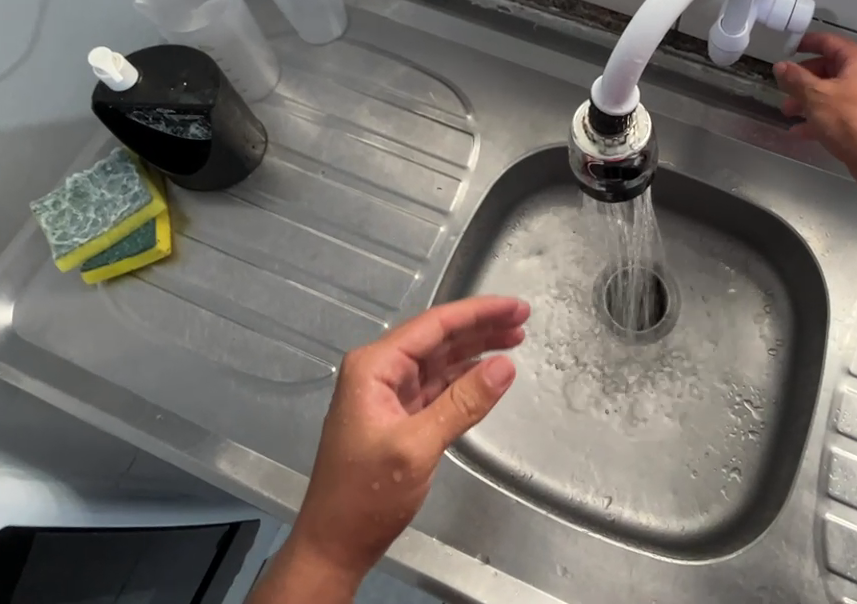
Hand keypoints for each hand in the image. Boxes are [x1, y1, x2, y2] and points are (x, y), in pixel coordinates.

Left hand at [258, 297, 527, 599]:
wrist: (333, 548)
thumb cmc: (366, 495)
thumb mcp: (417, 447)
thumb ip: (463, 402)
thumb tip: (506, 365)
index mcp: (375, 366)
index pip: (434, 325)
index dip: (479, 313)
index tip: (517, 308)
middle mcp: (380, 370)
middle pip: (439, 337)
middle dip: (481, 326)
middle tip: (523, 319)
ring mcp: (389, 393)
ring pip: (441, 359)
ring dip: (476, 349)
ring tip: (516, 339)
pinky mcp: (399, 415)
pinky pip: (438, 385)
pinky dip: (465, 377)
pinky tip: (488, 372)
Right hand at [774, 31, 856, 181]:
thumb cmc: (850, 121)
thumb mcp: (816, 96)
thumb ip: (795, 79)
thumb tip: (780, 66)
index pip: (828, 42)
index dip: (805, 43)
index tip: (785, 49)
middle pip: (827, 68)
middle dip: (802, 80)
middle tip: (782, 89)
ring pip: (831, 92)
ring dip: (807, 100)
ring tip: (787, 113)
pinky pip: (838, 111)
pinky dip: (819, 117)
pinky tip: (799, 131)